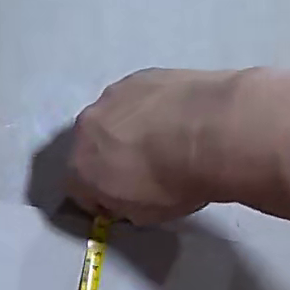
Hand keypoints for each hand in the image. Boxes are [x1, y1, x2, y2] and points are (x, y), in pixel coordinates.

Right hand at [64, 68, 247, 224]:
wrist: (211, 133)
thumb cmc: (172, 183)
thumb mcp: (144, 215)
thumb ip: (124, 206)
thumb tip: (123, 199)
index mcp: (80, 167)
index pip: (78, 189)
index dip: (99, 199)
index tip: (119, 203)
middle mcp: (86, 127)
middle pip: (91, 147)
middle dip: (109, 159)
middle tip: (140, 170)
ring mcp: (112, 95)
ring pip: (113, 118)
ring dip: (128, 130)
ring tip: (162, 140)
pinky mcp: (140, 75)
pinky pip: (138, 98)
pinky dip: (150, 109)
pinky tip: (175, 117)